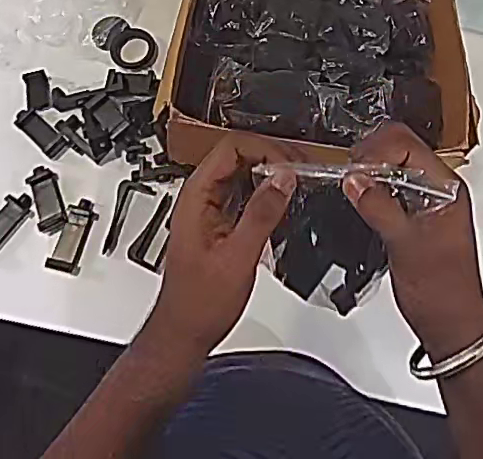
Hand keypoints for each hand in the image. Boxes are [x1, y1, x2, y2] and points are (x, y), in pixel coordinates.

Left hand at [142, 133, 301, 355]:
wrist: (184, 335)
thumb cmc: (198, 304)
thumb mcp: (238, 257)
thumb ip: (262, 214)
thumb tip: (283, 178)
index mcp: (196, 196)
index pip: (231, 147)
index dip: (263, 148)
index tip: (287, 164)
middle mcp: (200, 196)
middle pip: (238, 153)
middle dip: (271, 156)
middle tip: (298, 169)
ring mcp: (209, 207)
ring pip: (243, 171)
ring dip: (270, 172)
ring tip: (295, 182)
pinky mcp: (219, 220)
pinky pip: (244, 191)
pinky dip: (265, 191)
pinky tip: (282, 202)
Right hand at [345, 122, 482, 356]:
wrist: (452, 328)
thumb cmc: (443, 293)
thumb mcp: (405, 246)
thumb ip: (379, 207)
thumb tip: (355, 180)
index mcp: (446, 187)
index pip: (408, 146)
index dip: (378, 151)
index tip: (356, 169)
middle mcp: (440, 187)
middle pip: (402, 146)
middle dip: (373, 153)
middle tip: (351, 173)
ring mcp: (429, 198)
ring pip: (396, 163)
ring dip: (372, 168)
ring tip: (354, 184)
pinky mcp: (417, 211)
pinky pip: (394, 184)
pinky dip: (376, 184)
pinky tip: (364, 197)